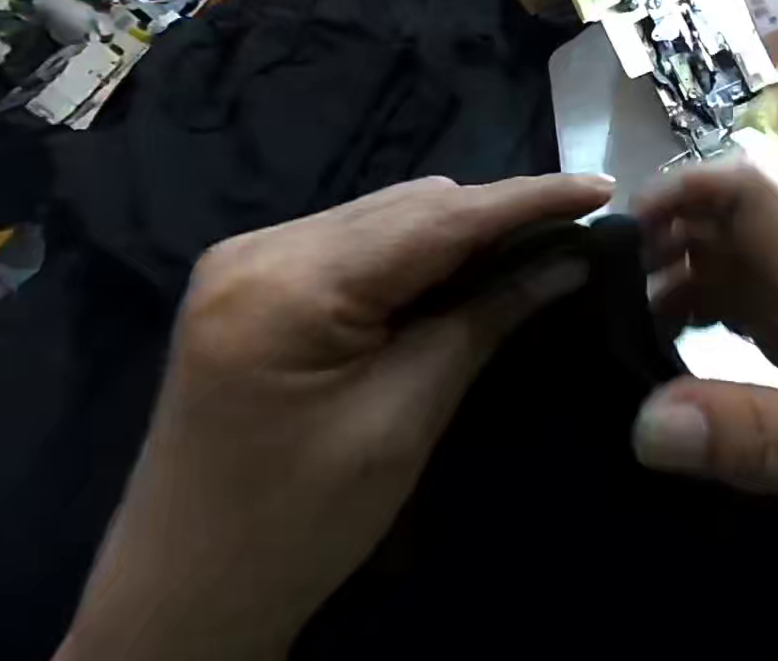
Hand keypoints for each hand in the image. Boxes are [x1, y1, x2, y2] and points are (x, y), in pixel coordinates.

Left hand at [60, 174, 613, 660]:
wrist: (180, 590)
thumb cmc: (297, 525)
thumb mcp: (405, 419)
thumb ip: (483, 320)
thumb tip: (564, 261)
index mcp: (289, 284)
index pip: (434, 220)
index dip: (524, 199)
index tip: (597, 186)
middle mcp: (260, 245)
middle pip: (405, 207)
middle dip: (490, 214)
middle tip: (566, 230)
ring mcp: (247, 254)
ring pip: (380, 216)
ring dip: (451, 230)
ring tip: (519, 246)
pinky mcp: (250, 273)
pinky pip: (351, 239)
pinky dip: (408, 249)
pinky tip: (447, 269)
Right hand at [630, 164, 777, 576]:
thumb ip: (747, 433)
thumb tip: (644, 423)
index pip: (745, 196)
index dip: (684, 188)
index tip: (628, 223)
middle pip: (720, 225)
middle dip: (661, 235)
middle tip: (607, 281)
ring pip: (721, 267)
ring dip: (670, 277)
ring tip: (622, 316)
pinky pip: (732, 310)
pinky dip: (692, 315)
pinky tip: (665, 349)